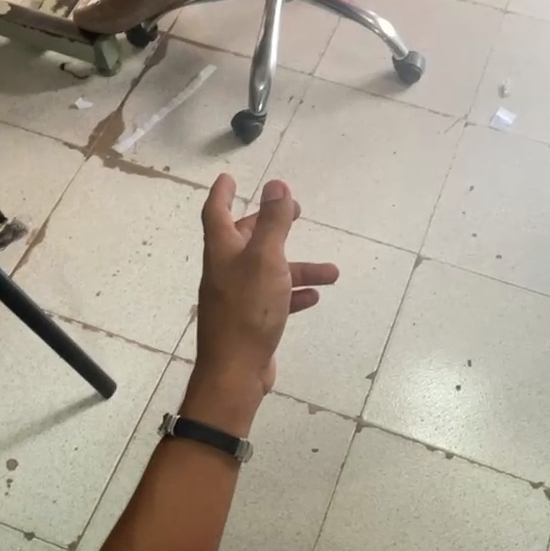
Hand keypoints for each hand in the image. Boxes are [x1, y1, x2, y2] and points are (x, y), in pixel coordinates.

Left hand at [184, 176, 338, 434]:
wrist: (236, 372)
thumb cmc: (248, 309)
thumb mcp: (266, 259)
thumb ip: (273, 222)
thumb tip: (277, 184)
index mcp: (222, 251)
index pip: (217, 212)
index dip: (223, 193)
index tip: (230, 178)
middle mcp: (225, 270)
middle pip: (245, 239)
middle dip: (269, 225)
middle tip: (296, 213)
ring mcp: (237, 297)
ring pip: (269, 271)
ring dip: (298, 267)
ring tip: (332, 272)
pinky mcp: (250, 321)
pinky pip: (274, 299)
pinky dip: (293, 294)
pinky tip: (314, 297)